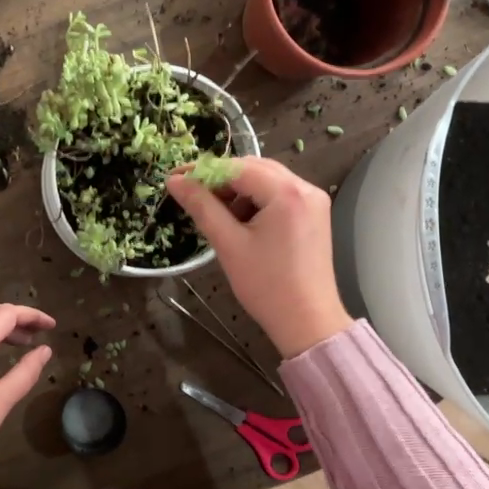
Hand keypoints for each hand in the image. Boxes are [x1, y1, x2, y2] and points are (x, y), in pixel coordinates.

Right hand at [167, 157, 352, 357]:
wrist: (307, 321)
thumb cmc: (266, 285)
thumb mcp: (228, 244)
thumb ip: (201, 207)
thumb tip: (174, 181)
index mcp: (287, 193)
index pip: (237, 168)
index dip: (202, 171)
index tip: (174, 179)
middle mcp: (305, 188)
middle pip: (254, 168)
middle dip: (221, 180)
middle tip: (192, 196)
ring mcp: (313, 201)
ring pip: (266, 180)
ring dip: (238, 191)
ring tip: (218, 217)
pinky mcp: (314, 215)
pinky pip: (279, 195)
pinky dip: (256, 201)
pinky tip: (241, 224)